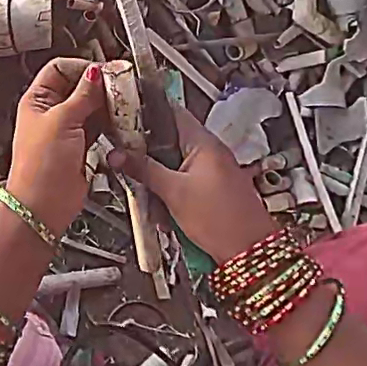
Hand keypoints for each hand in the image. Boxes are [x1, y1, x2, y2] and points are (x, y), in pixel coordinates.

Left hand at [5, 58, 106, 233]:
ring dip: (107, 105)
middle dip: (99, 86)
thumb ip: (83, 96)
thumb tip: (95, 73)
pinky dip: (110, 123)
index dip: (81, 68)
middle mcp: (50, 112)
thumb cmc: (40, 166)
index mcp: (37, 100)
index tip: (104, 72)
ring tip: (123, 104)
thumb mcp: (62, 121)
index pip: (60, 69)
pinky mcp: (80, 146)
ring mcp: (66, 130)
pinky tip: (120, 122)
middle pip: (78, 87)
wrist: (44, 205)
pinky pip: (98, 127)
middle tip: (120, 86)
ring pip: (90, 107)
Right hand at [108, 101, 274, 262]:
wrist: (249, 254)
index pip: (172, 111)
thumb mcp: (174, 192)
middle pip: (167, 142)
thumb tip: (117, 154)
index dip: (146, 111)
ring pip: (171, 166)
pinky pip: (180, 185)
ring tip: (153, 202)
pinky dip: (169, 197)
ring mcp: (209, 171)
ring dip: (157, 183)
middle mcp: (208, 152)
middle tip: (131, 167)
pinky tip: (165, 214)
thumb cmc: (222, 220)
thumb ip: (143, 169)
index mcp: (203, 143)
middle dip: (147, 158)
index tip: (123, 117)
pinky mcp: (209, 190)